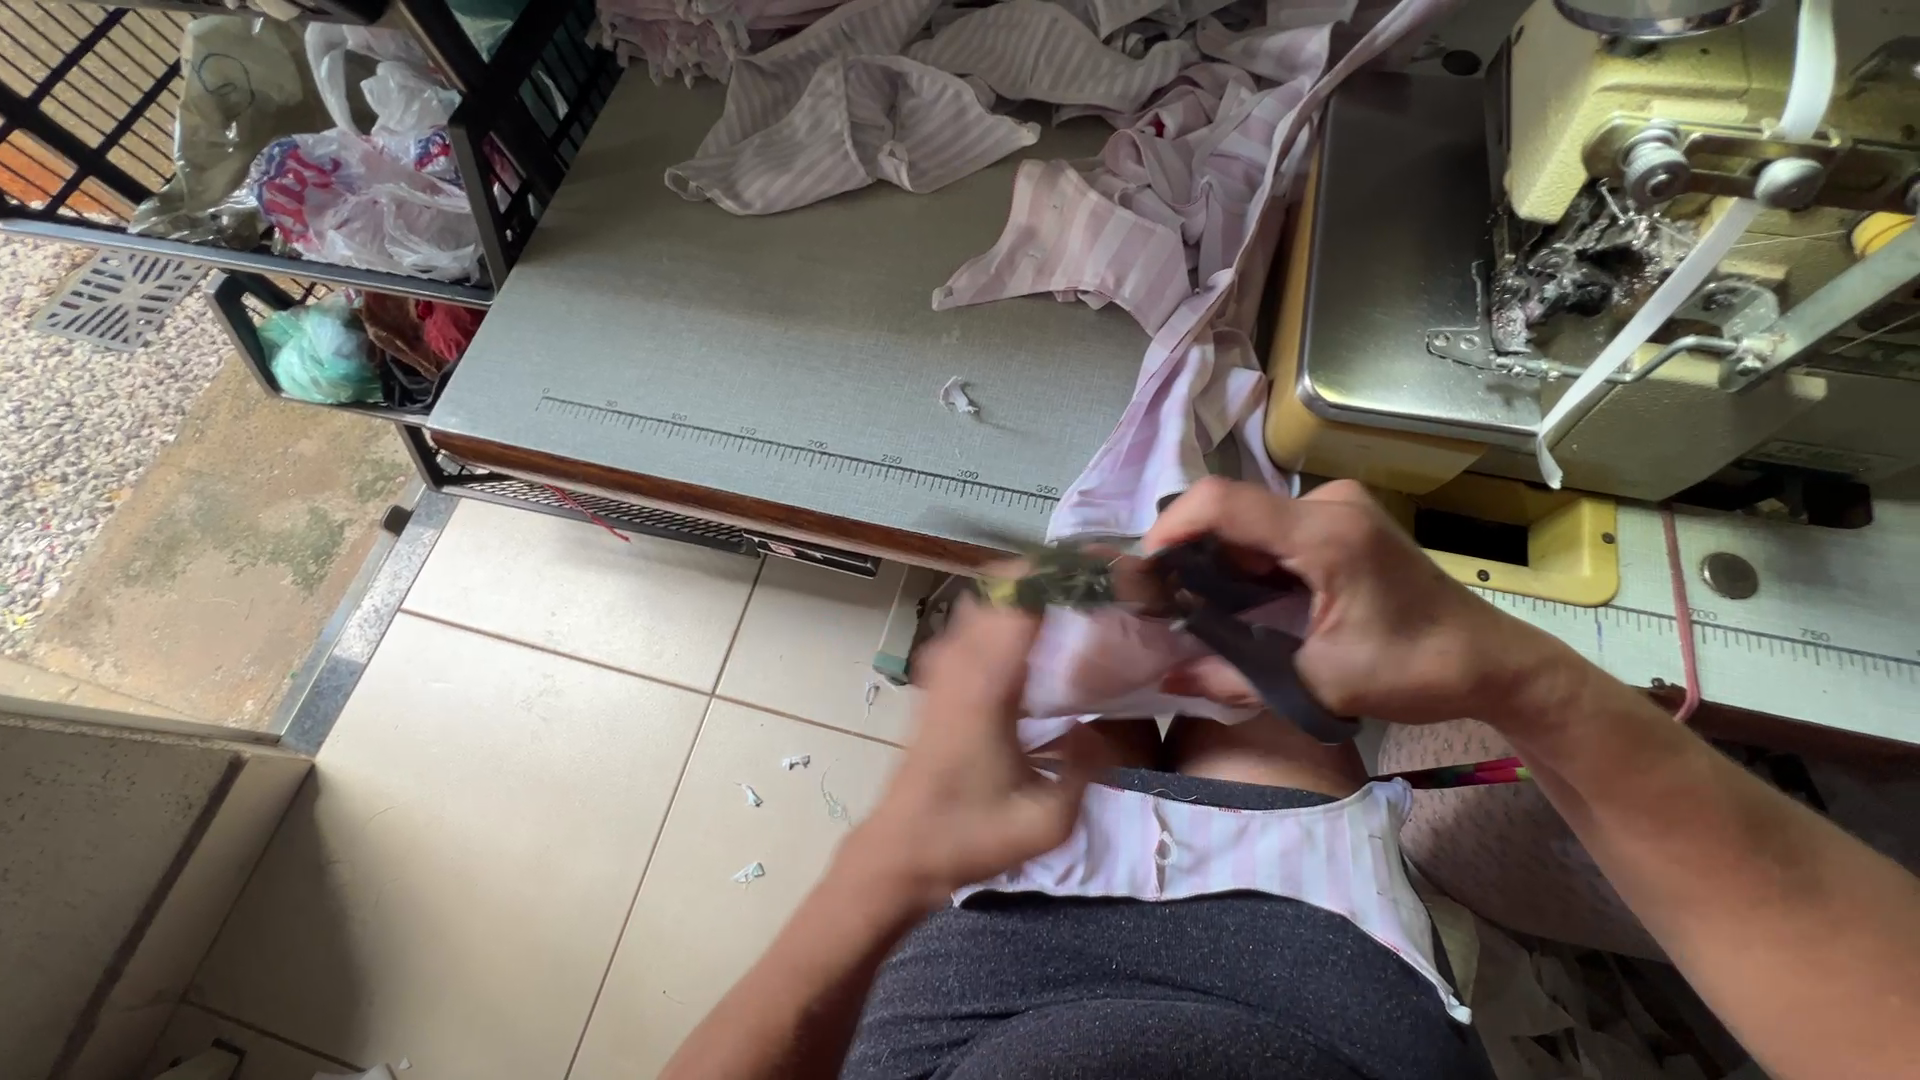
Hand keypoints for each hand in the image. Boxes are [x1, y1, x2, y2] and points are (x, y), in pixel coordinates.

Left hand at [846, 600, 1087, 907]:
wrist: (901, 850)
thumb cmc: (970, 836)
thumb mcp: (1047, 820)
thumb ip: (1088, 768)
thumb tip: (1104, 726)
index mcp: (988, 684)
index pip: (1022, 597)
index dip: (1062, 572)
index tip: (1106, 572)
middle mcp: (960, 661)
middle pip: (1003, 584)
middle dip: (1051, 575)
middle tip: (1098, 590)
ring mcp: (941, 665)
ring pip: (984, 598)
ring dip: (1027, 592)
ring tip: (1073, 607)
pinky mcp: (934, 677)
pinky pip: (972, 621)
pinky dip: (1005, 612)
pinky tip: (1036, 639)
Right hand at [1147, 477, 1582, 727]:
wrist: (1493, 662)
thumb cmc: (1416, 671)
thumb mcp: (1319, 684)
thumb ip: (1235, 678)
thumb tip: (1165, 676)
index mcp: (1327, 534)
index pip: (1223, 503)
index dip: (1171, 528)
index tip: (1145, 572)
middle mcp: (1328, 504)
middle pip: (1231, 512)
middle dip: (1190, 555)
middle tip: (1166, 604)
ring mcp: (1335, 507)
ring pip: (1248, 522)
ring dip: (1216, 561)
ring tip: (1198, 609)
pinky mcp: (1339, 520)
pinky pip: (1270, 530)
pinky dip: (1244, 561)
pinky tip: (1239, 599)